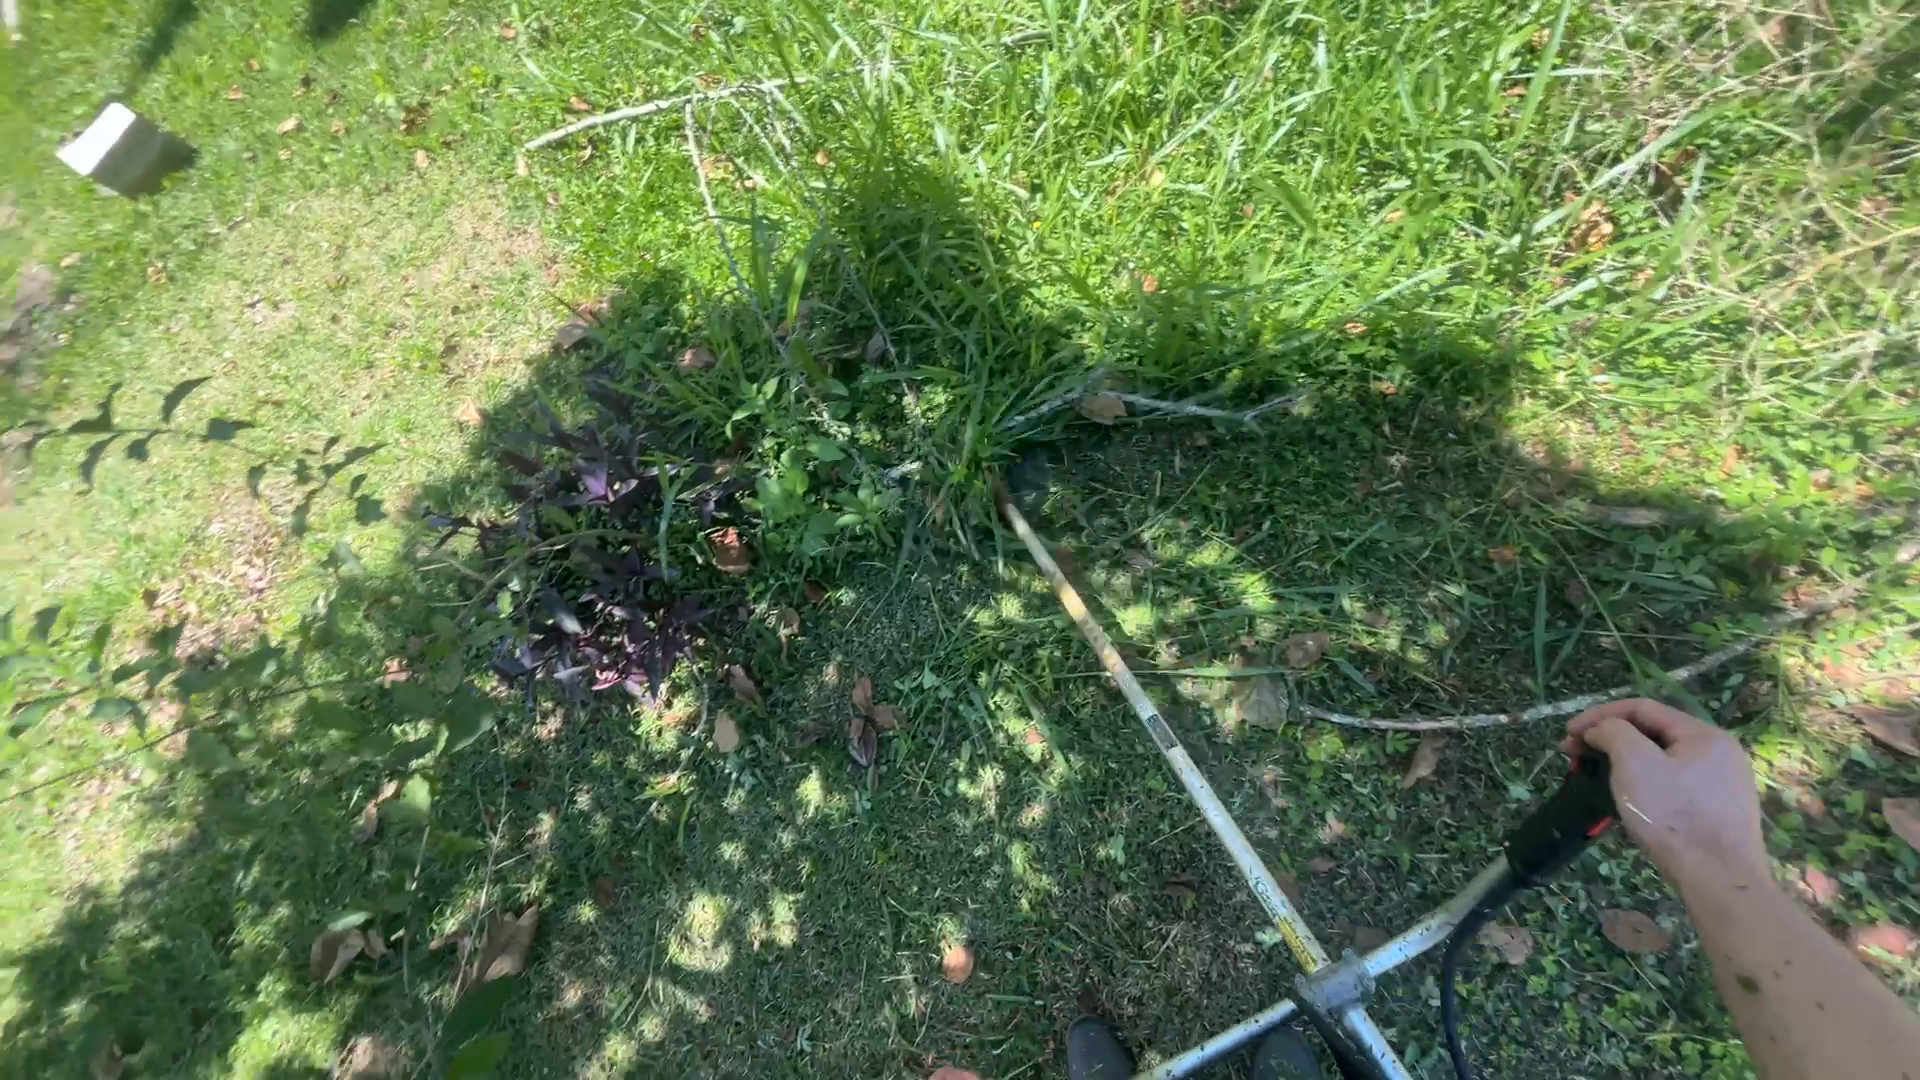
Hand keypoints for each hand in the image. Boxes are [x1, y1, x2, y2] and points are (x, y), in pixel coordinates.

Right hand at [1561, 698, 1768, 886]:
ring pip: (1656, 755)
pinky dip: (1637, 776)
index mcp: (1704, 735)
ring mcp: (1719, 780)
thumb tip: (1601, 731)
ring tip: (1590, 771)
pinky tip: (1621, 790)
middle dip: (1605, 736)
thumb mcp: (1634, 761)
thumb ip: (1612, 731)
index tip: (1569, 733)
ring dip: (1617, 756)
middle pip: (1649, 731)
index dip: (1598, 715)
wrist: (1717, 876)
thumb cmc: (1672, 812)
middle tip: (1572, 752)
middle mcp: (1717, 752)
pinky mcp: (1714, 805)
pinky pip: (1668, 777)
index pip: (1641, 708)